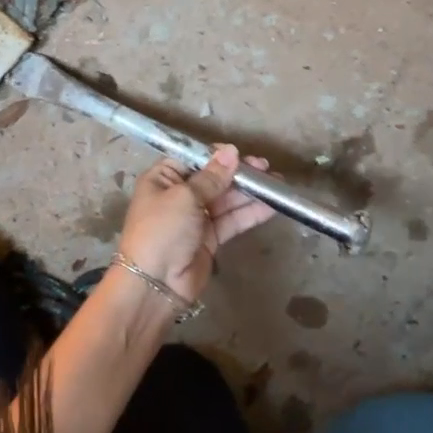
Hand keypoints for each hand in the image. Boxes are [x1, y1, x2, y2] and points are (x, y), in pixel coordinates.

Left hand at [116, 144, 275, 302]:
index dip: (216, 155)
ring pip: (225, 199)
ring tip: (276, 184)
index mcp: (163, 178)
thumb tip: (230, 150)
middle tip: (265, 169)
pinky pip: (231, 220)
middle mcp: (178, 194)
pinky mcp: (210, 238)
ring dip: (248, 192)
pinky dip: (249, 213)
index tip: (240, 153)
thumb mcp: (185, 197)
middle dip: (238, 173)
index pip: (192, 159)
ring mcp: (195, 217)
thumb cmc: (163, 229)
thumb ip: (211, 177)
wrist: (156, 283)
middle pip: (212, 178)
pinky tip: (271, 206)